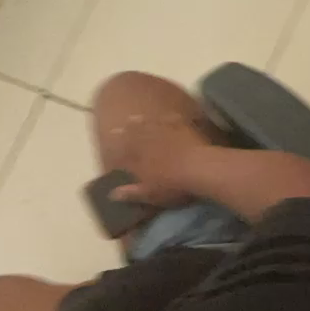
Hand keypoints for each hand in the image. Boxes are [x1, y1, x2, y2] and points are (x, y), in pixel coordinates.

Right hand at [102, 110, 219, 208]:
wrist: (200, 168)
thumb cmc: (173, 185)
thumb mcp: (151, 193)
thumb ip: (132, 193)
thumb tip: (113, 194)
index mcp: (137, 157)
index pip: (121, 151)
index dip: (115, 147)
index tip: (109, 142)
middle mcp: (148, 141)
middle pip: (133, 134)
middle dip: (125, 131)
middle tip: (119, 126)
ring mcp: (166, 133)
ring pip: (149, 124)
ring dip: (142, 121)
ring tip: (135, 117)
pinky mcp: (184, 129)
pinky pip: (174, 120)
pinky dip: (169, 118)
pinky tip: (168, 115)